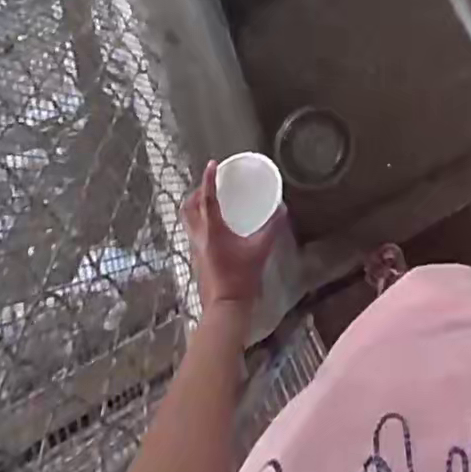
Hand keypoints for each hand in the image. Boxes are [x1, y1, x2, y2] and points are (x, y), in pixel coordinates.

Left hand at [182, 160, 283, 309]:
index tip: (212, 164)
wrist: (225, 307)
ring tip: (211, 200)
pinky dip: (199, 220)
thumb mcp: (261, 249)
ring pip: (188, 219)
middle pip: (189, 207)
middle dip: (196, 192)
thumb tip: (282, 208)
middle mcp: (199, 235)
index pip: (207, 198)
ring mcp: (194, 248)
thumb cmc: (242, 276)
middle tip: (210, 184)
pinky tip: (215, 226)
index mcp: (212, 229)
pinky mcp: (196, 258)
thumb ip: (272, 227)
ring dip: (195, 206)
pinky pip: (193, 231)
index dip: (208, 179)